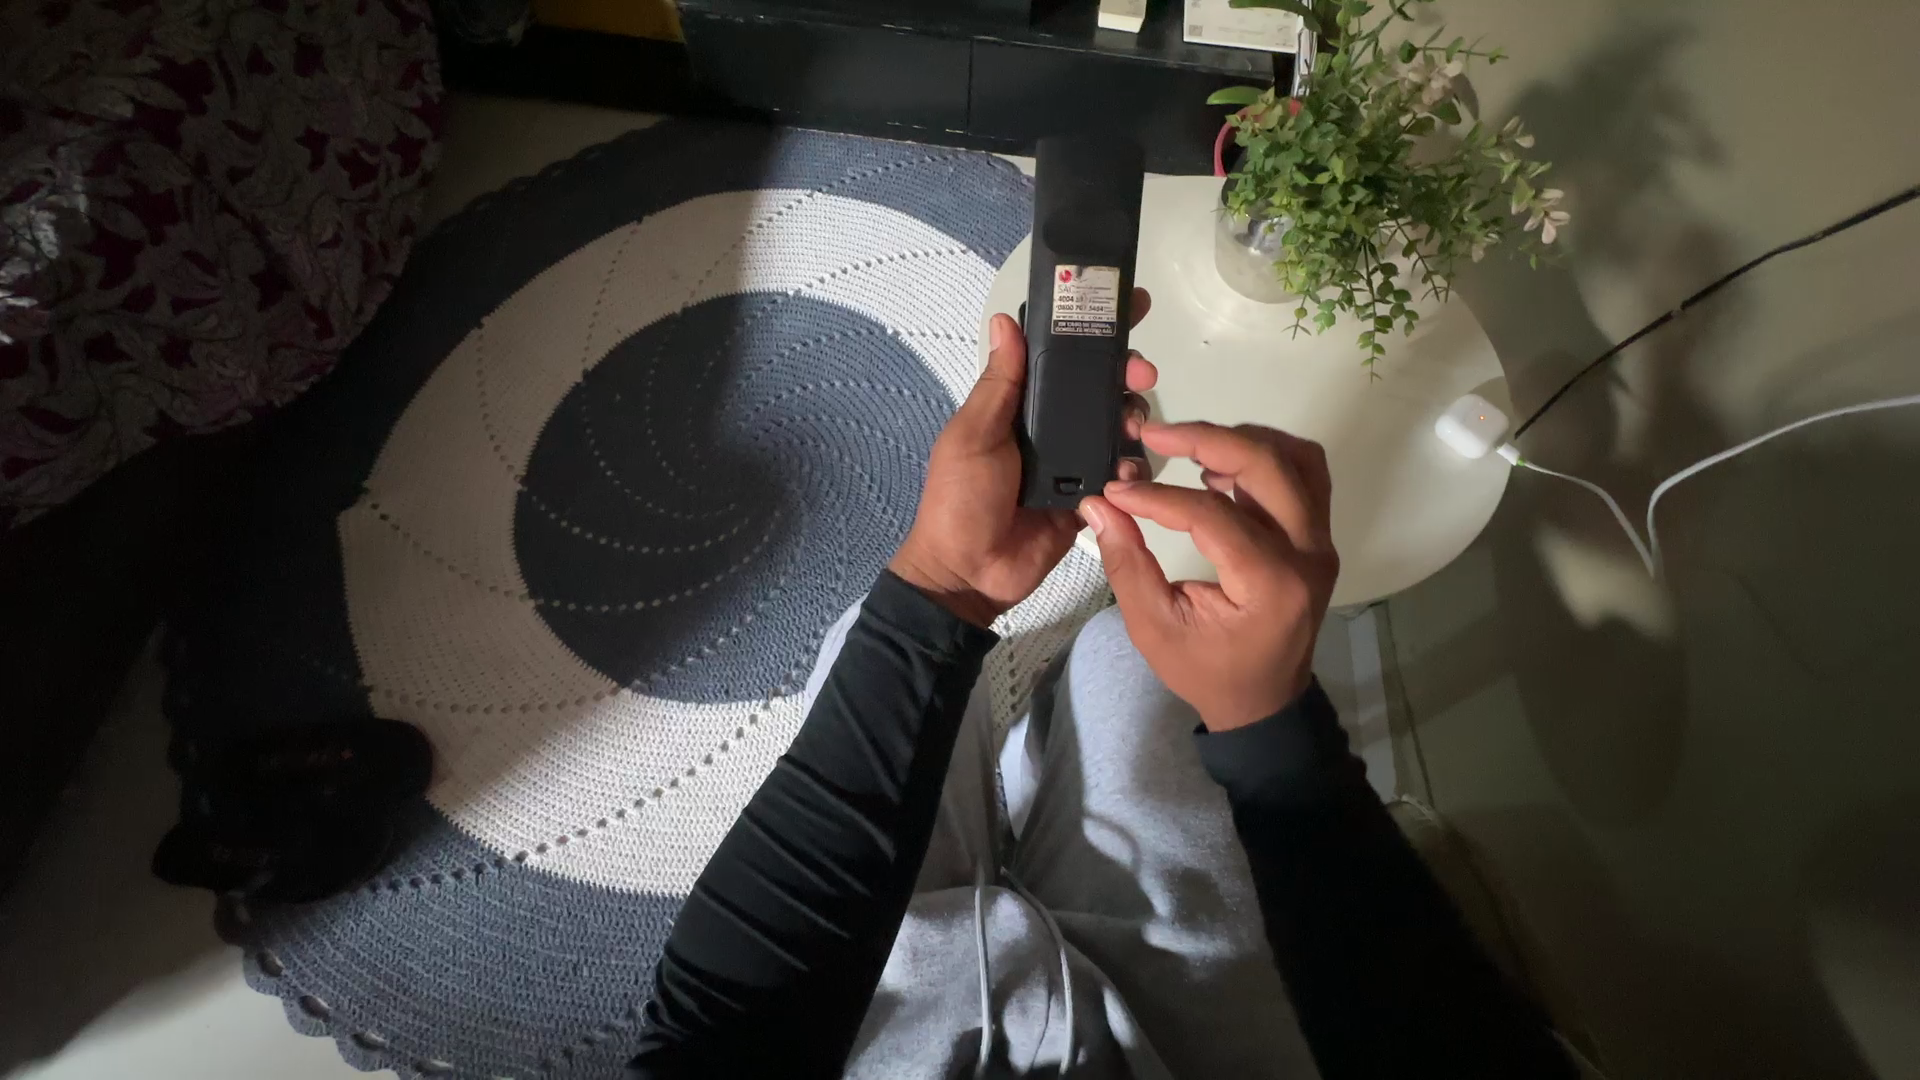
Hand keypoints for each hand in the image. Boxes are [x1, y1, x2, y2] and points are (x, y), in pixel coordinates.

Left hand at [889, 290, 1156, 627]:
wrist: (969, 571)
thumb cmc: (961, 498)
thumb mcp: (971, 435)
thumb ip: (997, 383)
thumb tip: (1004, 318)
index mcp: (1019, 408)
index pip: (1061, 360)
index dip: (1093, 333)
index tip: (1128, 307)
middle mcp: (1050, 429)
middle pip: (1099, 390)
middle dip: (1126, 374)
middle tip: (1142, 374)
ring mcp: (1072, 465)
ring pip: (1116, 428)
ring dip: (1135, 418)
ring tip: (1137, 425)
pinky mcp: (1090, 498)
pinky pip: (1121, 475)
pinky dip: (1134, 467)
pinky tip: (1132, 468)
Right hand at [1077, 422, 1339, 730]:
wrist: (1262, 703)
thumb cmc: (1206, 671)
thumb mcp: (1154, 627)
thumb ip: (1127, 563)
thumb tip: (1099, 505)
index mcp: (1271, 583)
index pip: (1213, 513)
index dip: (1158, 497)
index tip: (1115, 490)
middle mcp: (1309, 553)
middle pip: (1268, 465)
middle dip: (1207, 438)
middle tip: (1155, 434)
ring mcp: (1320, 543)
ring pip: (1297, 459)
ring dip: (1242, 441)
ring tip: (1190, 446)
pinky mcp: (1316, 539)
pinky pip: (1302, 476)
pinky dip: (1262, 458)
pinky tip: (1218, 469)